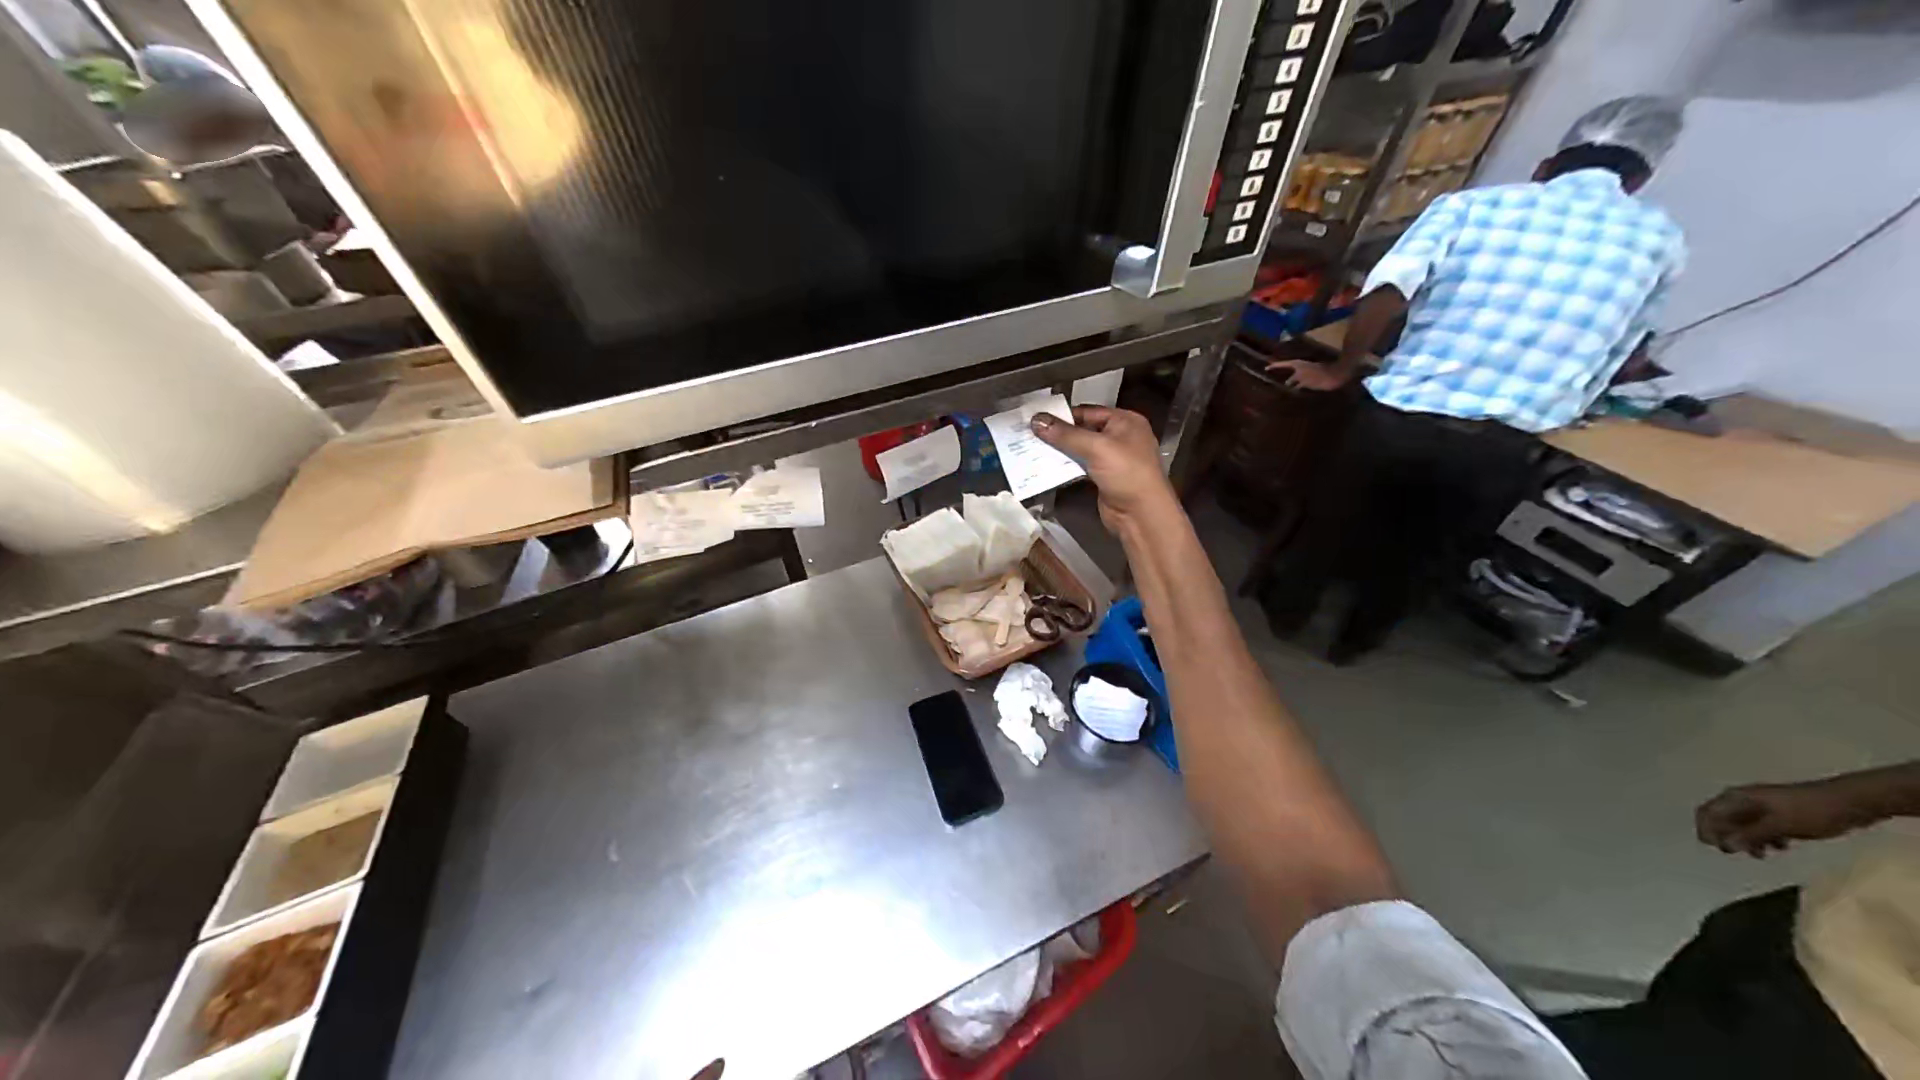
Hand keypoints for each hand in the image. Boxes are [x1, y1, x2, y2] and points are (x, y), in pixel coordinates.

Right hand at [1030, 406, 1178, 533]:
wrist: (1141, 514)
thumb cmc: (1126, 473)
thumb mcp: (1096, 447)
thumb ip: (1065, 434)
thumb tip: (1036, 420)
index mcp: (1125, 421)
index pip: (1088, 411)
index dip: (1063, 415)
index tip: (1037, 419)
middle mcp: (1120, 436)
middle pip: (1083, 430)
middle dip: (1059, 433)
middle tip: (1030, 434)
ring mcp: (1112, 458)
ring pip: (1080, 449)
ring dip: (1060, 451)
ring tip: (1032, 448)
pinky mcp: (1103, 477)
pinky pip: (1080, 466)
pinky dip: (1065, 466)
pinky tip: (1045, 466)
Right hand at [1266, 358, 1354, 391]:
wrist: (1338, 375)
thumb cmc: (1323, 375)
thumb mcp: (1308, 377)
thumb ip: (1298, 380)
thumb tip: (1287, 383)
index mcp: (1299, 367)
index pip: (1284, 365)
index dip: (1276, 366)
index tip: (1266, 368)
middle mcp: (1302, 371)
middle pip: (1290, 375)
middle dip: (1283, 379)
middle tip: (1273, 385)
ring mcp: (1307, 376)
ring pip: (1295, 381)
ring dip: (1290, 385)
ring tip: (1282, 392)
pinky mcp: (1313, 382)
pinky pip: (1302, 386)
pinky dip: (1297, 390)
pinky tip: (1294, 395)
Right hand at [1695, 781, 1875, 856]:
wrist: (1850, 802)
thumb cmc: (1810, 812)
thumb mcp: (1780, 825)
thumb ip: (1752, 835)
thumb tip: (1727, 845)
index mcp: (1737, 798)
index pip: (1707, 811)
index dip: (1705, 828)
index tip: (1714, 847)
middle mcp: (1743, 799)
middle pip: (1722, 817)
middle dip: (1725, 835)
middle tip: (1735, 853)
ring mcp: (1762, 805)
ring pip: (1742, 823)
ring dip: (1746, 839)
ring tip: (1760, 854)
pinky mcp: (1778, 812)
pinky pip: (1760, 825)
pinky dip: (1763, 837)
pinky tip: (1779, 847)